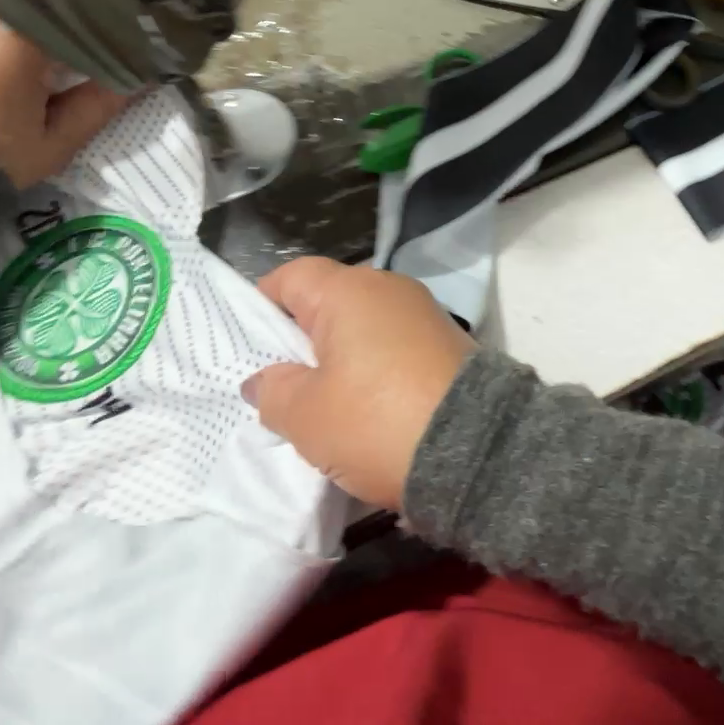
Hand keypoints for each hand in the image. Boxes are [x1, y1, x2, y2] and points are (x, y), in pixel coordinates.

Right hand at [243, 257, 476, 509]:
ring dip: (341, 358)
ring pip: (364, 327)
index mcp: (351, 290)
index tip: (248, 348)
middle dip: (302, 337)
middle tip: (280, 383)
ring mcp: (425, 315)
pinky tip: (367, 407)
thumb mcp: (305, 415)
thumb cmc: (376, 420)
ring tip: (321, 403)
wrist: (475, 448)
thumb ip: (274, 390)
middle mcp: (391, 289)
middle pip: (330, 301)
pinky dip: (375, 369)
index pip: (292, 276)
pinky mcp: (449, 345)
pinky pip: (394, 347)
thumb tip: (266, 379)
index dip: (262, 305)